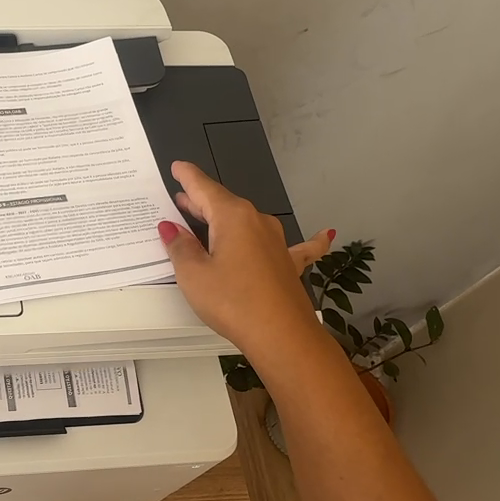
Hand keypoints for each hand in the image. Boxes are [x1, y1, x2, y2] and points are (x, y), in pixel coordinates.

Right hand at [157, 161, 334, 360]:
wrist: (281, 333)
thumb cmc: (232, 301)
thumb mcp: (193, 274)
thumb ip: (181, 248)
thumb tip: (171, 228)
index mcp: (232, 217)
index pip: (204, 189)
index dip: (188, 178)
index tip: (178, 167)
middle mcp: (258, 221)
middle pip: (224, 205)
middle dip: (202, 201)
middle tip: (182, 198)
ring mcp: (277, 241)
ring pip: (248, 222)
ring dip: (227, 219)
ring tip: (210, 218)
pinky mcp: (289, 263)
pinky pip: (297, 246)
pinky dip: (306, 239)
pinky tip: (328, 234)